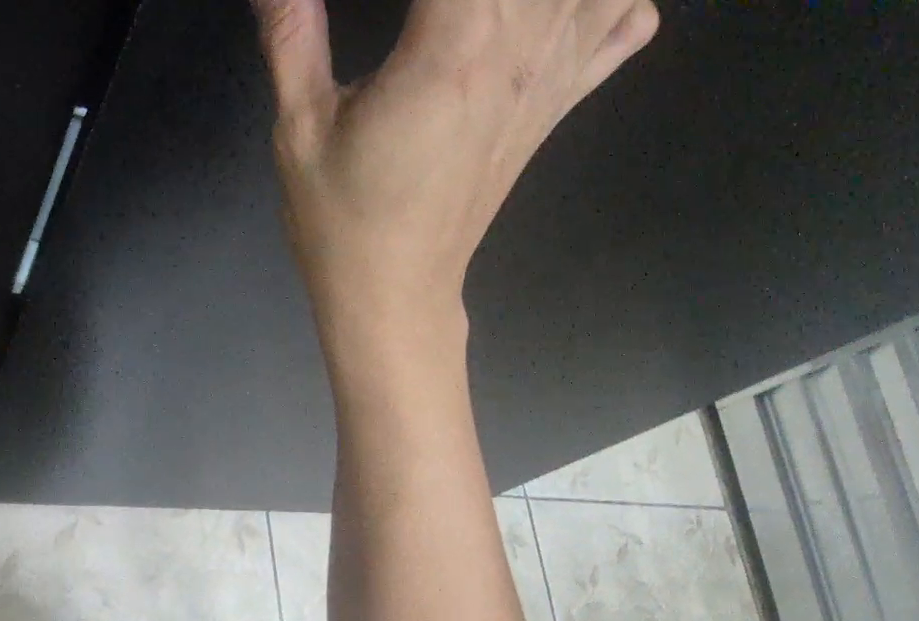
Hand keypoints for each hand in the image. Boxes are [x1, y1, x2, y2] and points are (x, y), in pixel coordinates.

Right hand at [251, 0, 657, 330]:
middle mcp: (523, 42)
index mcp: (453, 43)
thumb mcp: (300, 131)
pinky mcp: (561, 100)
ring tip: (482, 14)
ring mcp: (555, 71)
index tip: (405, 12)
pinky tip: (559, 9)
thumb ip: (292, 37)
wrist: (394, 294)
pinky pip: (625, 16)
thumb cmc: (341, 221)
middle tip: (432, 16)